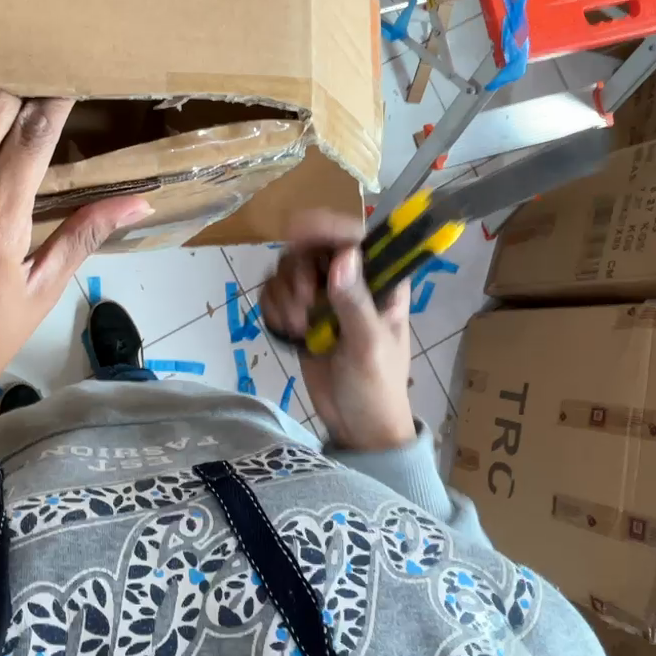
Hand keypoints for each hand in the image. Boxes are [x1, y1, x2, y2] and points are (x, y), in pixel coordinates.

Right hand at [261, 211, 416, 450]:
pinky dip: (273, 307)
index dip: (327, 227)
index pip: (354, 238)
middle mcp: (351, 283)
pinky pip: (276, 294)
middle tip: (302, 305)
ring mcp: (324, 299)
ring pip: (290, 270)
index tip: (297, 232)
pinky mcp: (301, 317)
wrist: (357, 427)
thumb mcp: (369, 347)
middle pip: (313, 249)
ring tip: (297, 326)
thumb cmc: (376, 388)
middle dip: (299, 273)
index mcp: (381, 283)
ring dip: (284, 293)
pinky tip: (287, 330)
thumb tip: (342, 257)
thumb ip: (354, 303)